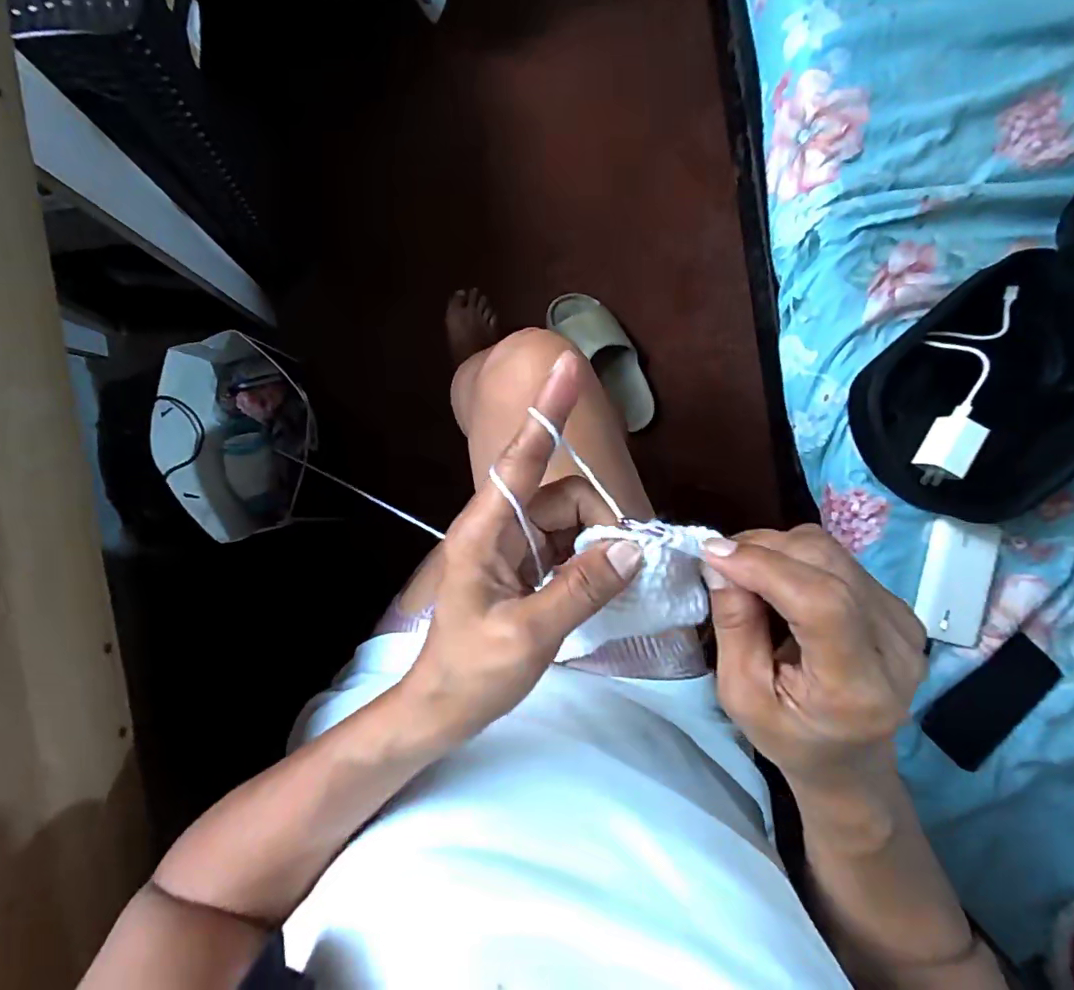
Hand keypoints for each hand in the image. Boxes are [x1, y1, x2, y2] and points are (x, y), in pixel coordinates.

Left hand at [399, 352, 643, 743]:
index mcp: (484, 531)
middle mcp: (497, 528)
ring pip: (569, 522)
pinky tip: (597, 588)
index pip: (520, 459)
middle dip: (599, 520)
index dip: (546, 412)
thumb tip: (631, 547)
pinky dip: (588, 560)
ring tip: (607, 587)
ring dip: (596, 544)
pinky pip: (565, 547)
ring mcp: (510, 548)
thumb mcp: (530, 634)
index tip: (566, 366)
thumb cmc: (473, 671)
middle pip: (562, 496)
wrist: (442, 707)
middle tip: (622, 569)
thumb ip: (581, 589)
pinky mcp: (522, 568)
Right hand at [700, 524, 927, 792]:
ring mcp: (902, 624)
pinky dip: (793, 556)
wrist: (849, 760)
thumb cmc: (787, 735)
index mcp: (857, 687)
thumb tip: (719, 564)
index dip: (765, 568)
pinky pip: (836, 559)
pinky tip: (773, 580)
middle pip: (826, 565)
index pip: (823, 604)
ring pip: (830, 552)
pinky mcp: (896, 608)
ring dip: (776, 547)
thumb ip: (734, 628)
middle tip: (719, 559)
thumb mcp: (741, 695)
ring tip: (742, 568)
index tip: (712, 554)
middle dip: (762, 549)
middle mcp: (893, 648)